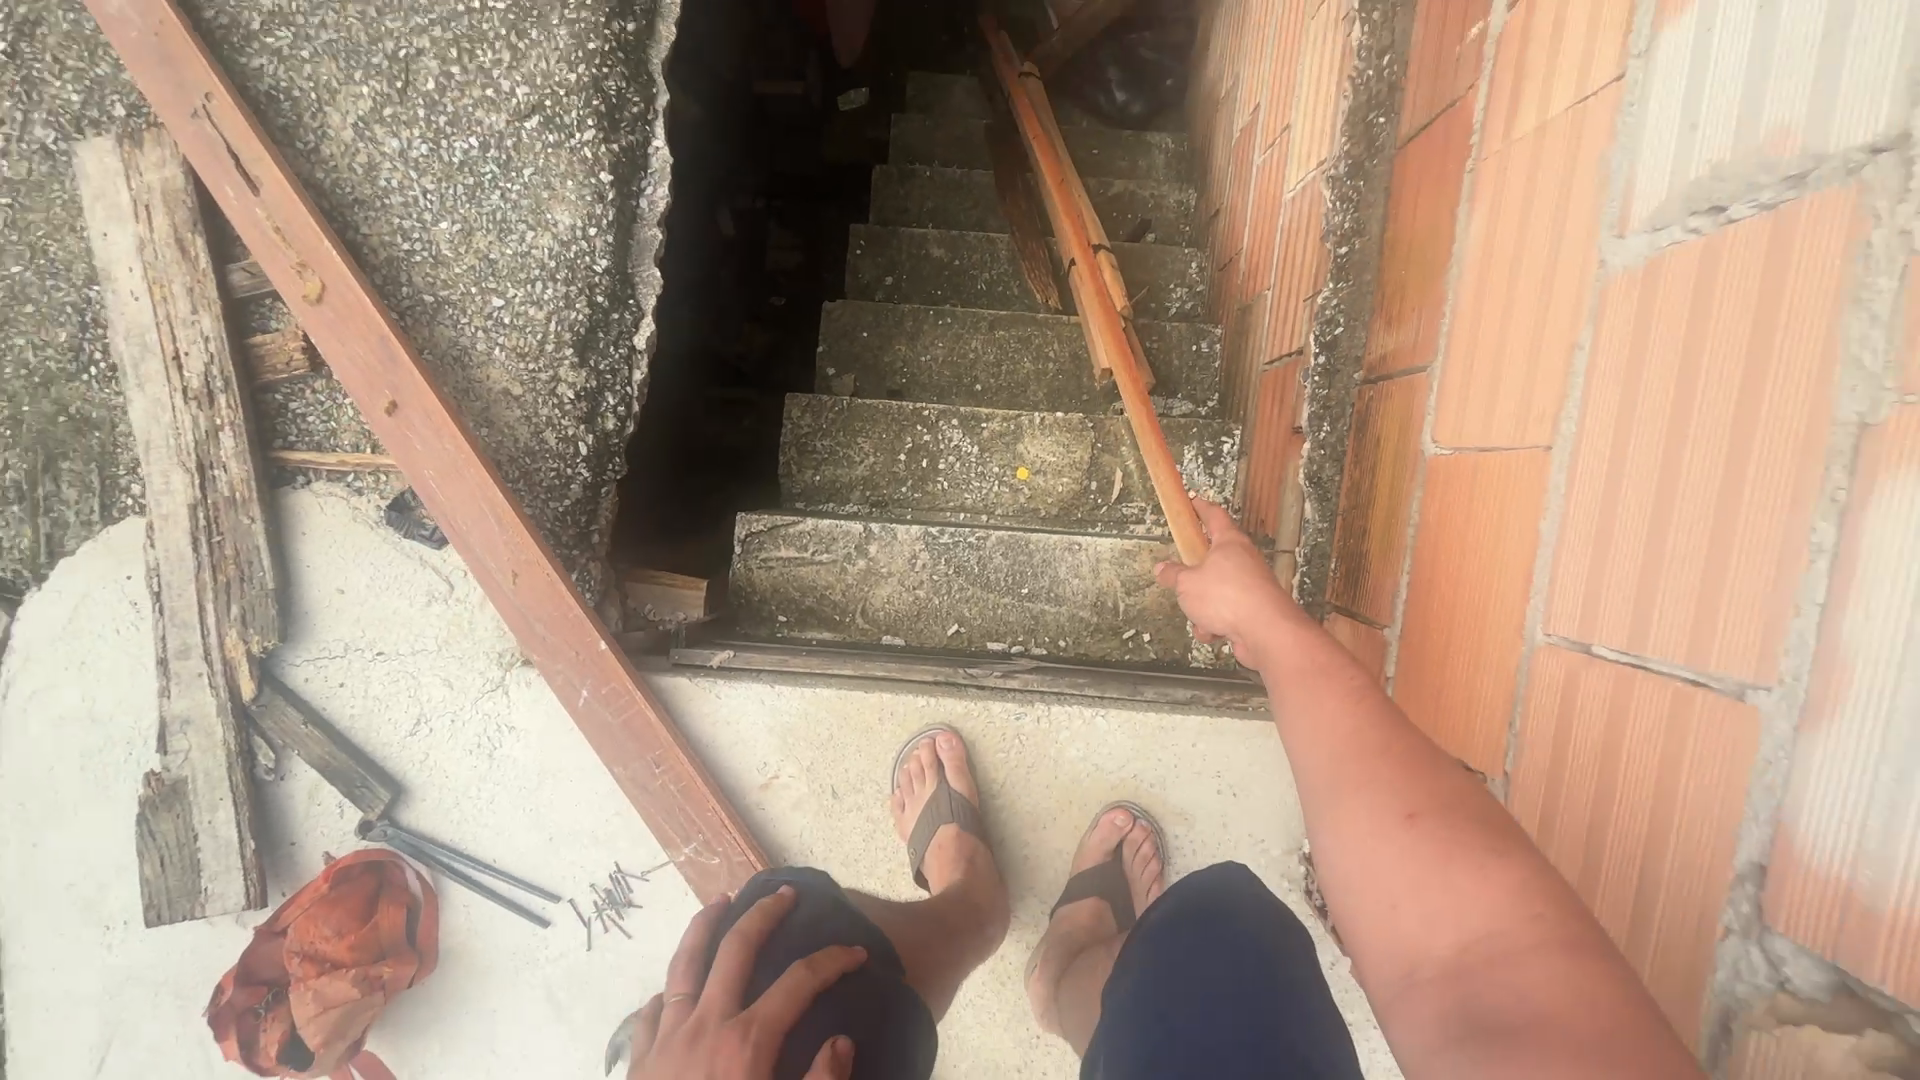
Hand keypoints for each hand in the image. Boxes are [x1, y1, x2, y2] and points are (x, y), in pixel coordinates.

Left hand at [628, 886, 865, 1079]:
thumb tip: (841, 1041)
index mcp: (747, 1043)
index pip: (800, 981)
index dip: (833, 960)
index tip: (856, 953)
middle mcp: (706, 1026)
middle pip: (737, 948)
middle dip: (765, 914)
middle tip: (785, 893)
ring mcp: (666, 1040)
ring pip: (684, 964)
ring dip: (705, 927)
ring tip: (722, 901)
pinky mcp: (638, 1063)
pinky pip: (650, 1013)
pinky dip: (666, 994)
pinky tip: (672, 992)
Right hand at [1154, 498, 1306, 669]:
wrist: (1265, 632)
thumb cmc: (1228, 597)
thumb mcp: (1187, 583)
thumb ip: (1173, 575)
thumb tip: (1162, 569)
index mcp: (1229, 543)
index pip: (1214, 516)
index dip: (1201, 507)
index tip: (1192, 501)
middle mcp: (1244, 560)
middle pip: (1214, 558)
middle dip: (1195, 574)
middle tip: (1182, 578)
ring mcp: (1251, 585)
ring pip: (1217, 591)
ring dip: (1202, 607)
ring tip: (1199, 617)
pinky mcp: (1254, 610)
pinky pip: (1225, 613)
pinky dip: (1215, 624)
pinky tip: (1213, 631)